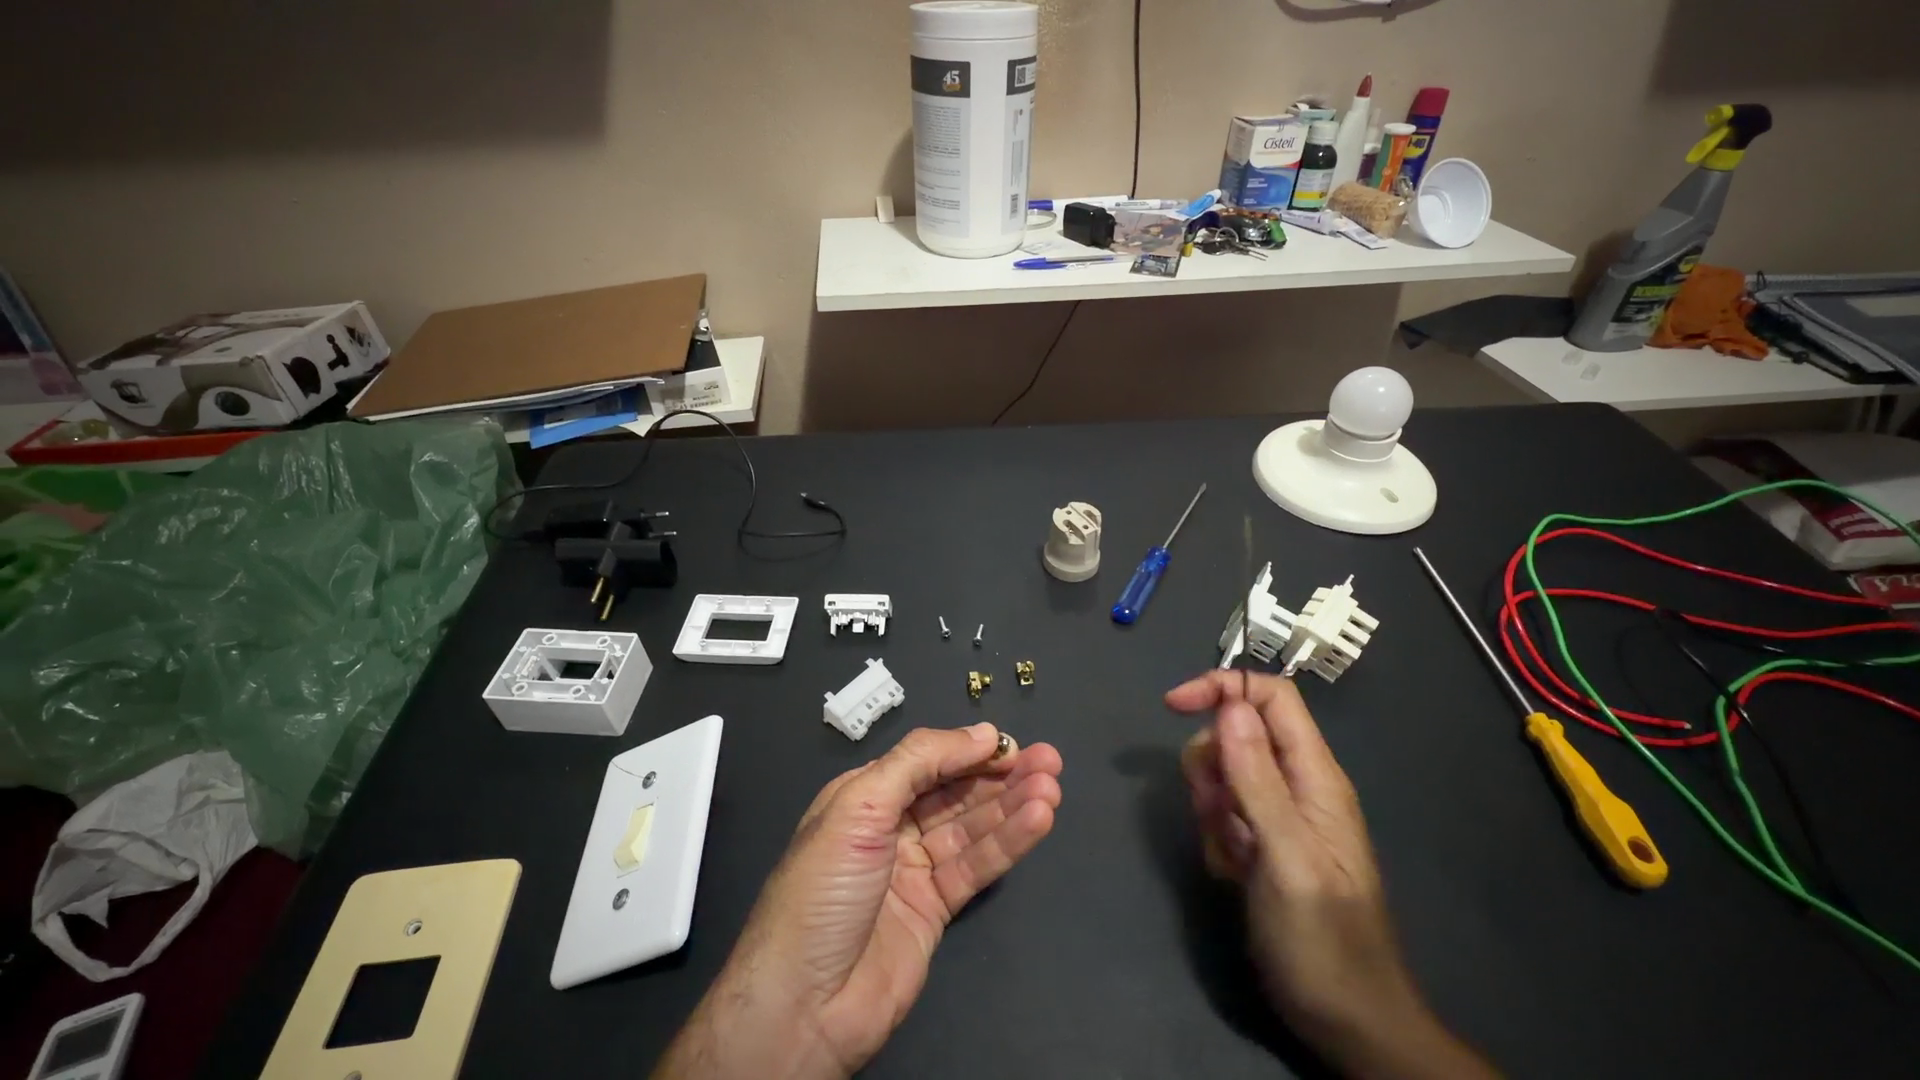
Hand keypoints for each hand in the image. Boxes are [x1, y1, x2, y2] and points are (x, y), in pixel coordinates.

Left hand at [655, 723, 1063, 1079]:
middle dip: (1000, 775)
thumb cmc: (821, 891)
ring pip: (972, 827)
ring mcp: (914, 870)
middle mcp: (890, 827)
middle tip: (1050, 761)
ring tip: (1052, 788)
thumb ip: (919, 762)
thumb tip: (979, 733)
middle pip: (955, 792)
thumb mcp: (858, 807)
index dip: (968, 750)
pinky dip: (1008, 843)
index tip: (1011, 744)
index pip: (926, 761)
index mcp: (863, 796)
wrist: (804, 1003)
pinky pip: (977, 867)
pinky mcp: (936, 909)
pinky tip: (1037, 821)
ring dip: (1013, 806)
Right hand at [1167, 672, 1496, 1079]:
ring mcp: (1279, 817)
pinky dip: (1216, 838)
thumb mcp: (1285, 856)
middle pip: (1236, 734)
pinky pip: (1222, 816)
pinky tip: (1235, 875)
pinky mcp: (1262, 846)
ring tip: (1233, 856)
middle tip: (1219, 815)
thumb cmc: (1322, 938)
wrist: (1346, 1017)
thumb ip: (1257, 779)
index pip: (1270, 697)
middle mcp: (1298, 786)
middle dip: (1210, 766)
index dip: (1222, 688)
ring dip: (1211, 809)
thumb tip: (1230, 706)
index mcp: (1314, 775)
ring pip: (1223, 776)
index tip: (1172, 706)